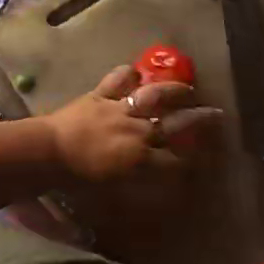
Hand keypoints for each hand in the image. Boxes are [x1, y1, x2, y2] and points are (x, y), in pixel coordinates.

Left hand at [44, 65, 220, 181]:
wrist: (47, 153)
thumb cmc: (76, 179)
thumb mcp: (111, 191)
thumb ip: (137, 187)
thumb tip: (157, 191)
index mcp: (141, 160)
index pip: (176, 160)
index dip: (191, 160)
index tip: (202, 158)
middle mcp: (137, 131)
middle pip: (176, 123)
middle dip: (199, 119)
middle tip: (216, 114)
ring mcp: (119, 109)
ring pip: (154, 95)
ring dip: (174, 91)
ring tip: (187, 88)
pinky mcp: (99, 95)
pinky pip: (118, 80)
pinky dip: (127, 74)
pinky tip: (135, 72)